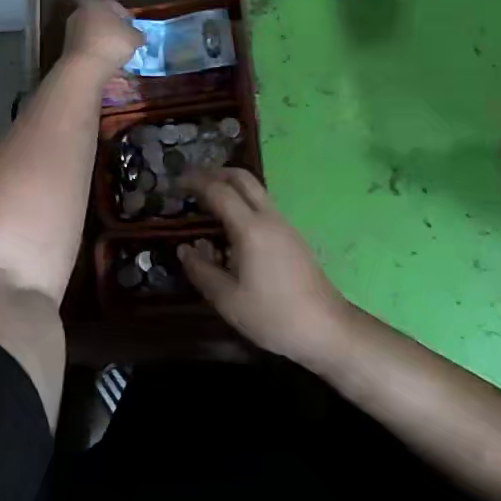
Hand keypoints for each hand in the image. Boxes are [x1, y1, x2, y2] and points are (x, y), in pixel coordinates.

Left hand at [64, 0, 141, 71]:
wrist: (85, 66)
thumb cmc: (112, 44)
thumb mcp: (135, 38)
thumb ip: (138, 34)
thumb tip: (138, 36)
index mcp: (98, 4)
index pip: (116, 7)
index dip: (128, 18)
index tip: (134, 30)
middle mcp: (82, 12)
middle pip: (103, 19)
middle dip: (114, 29)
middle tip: (125, 41)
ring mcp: (72, 29)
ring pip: (93, 33)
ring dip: (103, 41)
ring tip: (115, 54)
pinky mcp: (67, 46)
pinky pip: (87, 45)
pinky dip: (95, 50)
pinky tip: (104, 60)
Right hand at [177, 168, 353, 366]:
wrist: (325, 327)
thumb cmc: (273, 316)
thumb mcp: (228, 300)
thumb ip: (202, 271)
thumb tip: (185, 249)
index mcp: (251, 229)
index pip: (219, 191)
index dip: (195, 182)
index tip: (175, 184)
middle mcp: (269, 218)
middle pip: (242, 178)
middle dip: (214, 173)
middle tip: (190, 183)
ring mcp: (284, 224)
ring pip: (254, 190)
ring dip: (229, 186)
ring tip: (205, 202)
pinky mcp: (291, 235)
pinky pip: (262, 206)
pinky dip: (241, 202)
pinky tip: (228, 225)